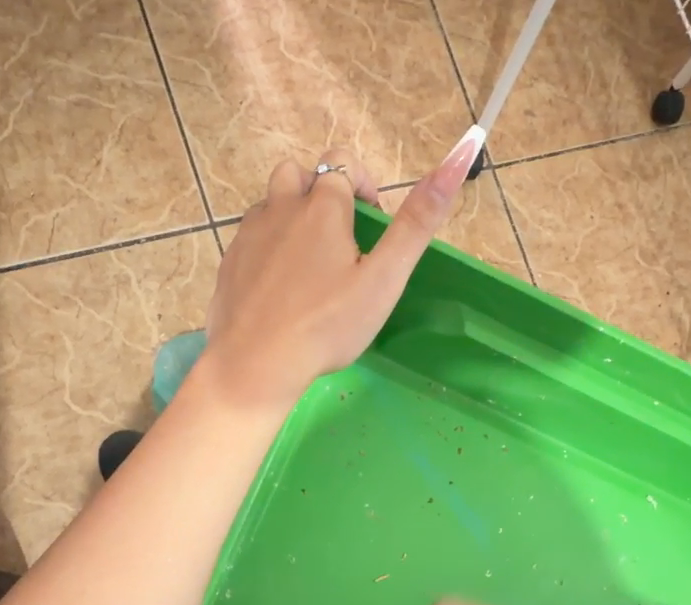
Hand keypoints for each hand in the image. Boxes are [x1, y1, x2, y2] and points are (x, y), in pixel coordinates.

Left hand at [200, 128, 483, 410]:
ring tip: (310, 264)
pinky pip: (251, 238)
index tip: (372, 227)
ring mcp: (248, 234)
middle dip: (323, 195)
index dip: (362, 187)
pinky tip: (280, 289)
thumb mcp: (383, 279)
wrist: (255, 364)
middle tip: (340, 243)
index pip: (342, 164)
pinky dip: (268, 248)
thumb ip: (417, 222)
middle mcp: (280, 208)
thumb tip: (461, 154)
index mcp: (322, 207)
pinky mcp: (229, 262)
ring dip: (292, 218)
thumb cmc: (327, 326)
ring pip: (271, 204)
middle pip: (301, 175)